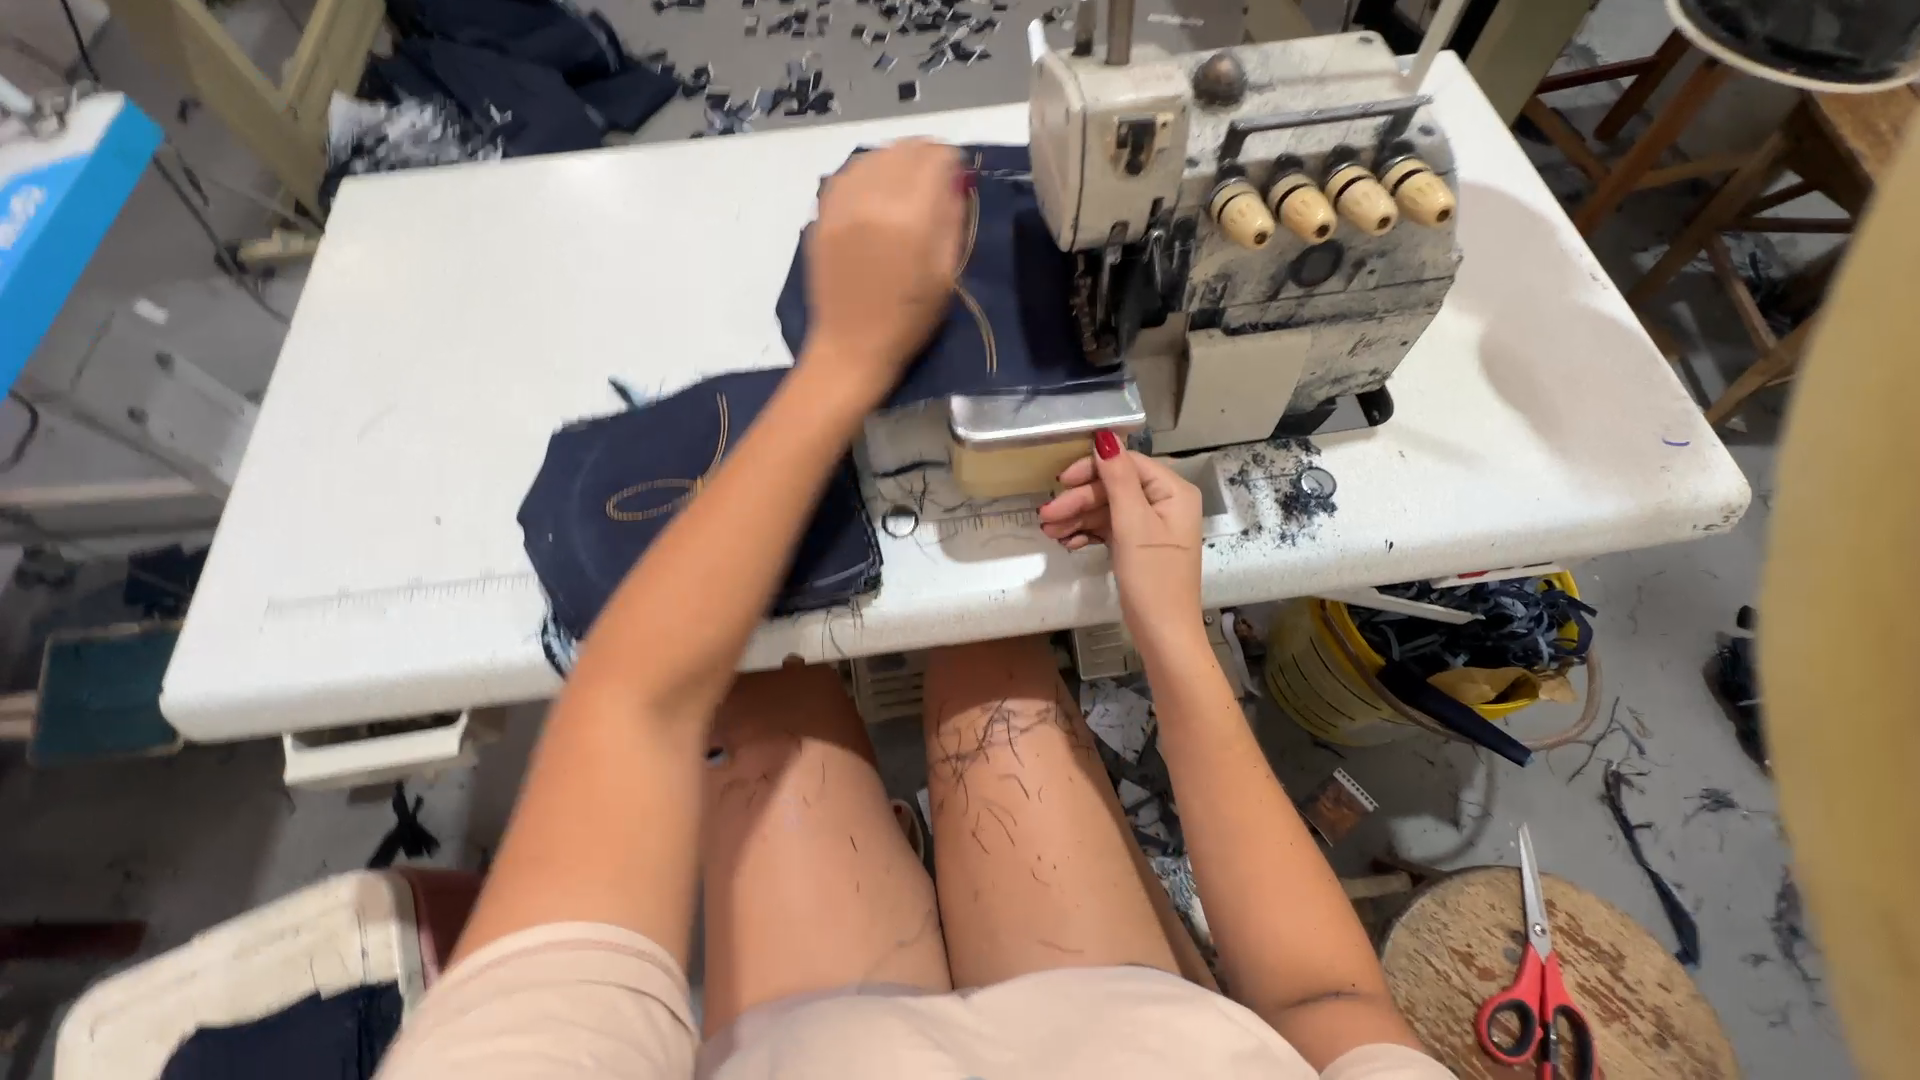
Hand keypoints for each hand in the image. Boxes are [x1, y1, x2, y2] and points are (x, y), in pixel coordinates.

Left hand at [801, 139, 965, 407]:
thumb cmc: (909, 319)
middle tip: (934, 181)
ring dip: (895, 162)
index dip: (952, 163)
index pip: (936, 157)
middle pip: (905, 149)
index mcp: (910, 216)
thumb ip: (952, 218)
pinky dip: (866, 174)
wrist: (852, 345)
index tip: (956, 179)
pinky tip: (874, 194)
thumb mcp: (946, 273)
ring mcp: (842, 204)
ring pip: (874, 155)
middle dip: (924, 158)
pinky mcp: (822, 213)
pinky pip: (847, 174)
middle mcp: (873, 198)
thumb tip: (956, 179)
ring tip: (904, 186)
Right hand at [1039, 430, 1204, 648]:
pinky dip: (1088, 533)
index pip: (1127, 464)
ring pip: (1107, 509)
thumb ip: (1118, 478)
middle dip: (1079, 500)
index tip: (1060, 480)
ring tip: (1049, 532)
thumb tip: (1105, 436)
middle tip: (1046, 516)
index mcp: (1173, 491)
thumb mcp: (1132, 524)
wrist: (1163, 633)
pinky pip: (1109, 529)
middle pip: (1114, 487)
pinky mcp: (1139, 546)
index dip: (1092, 468)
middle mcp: (1166, 503)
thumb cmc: (1153, 577)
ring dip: (1077, 518)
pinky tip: (1068, 542)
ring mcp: (1152, 526)